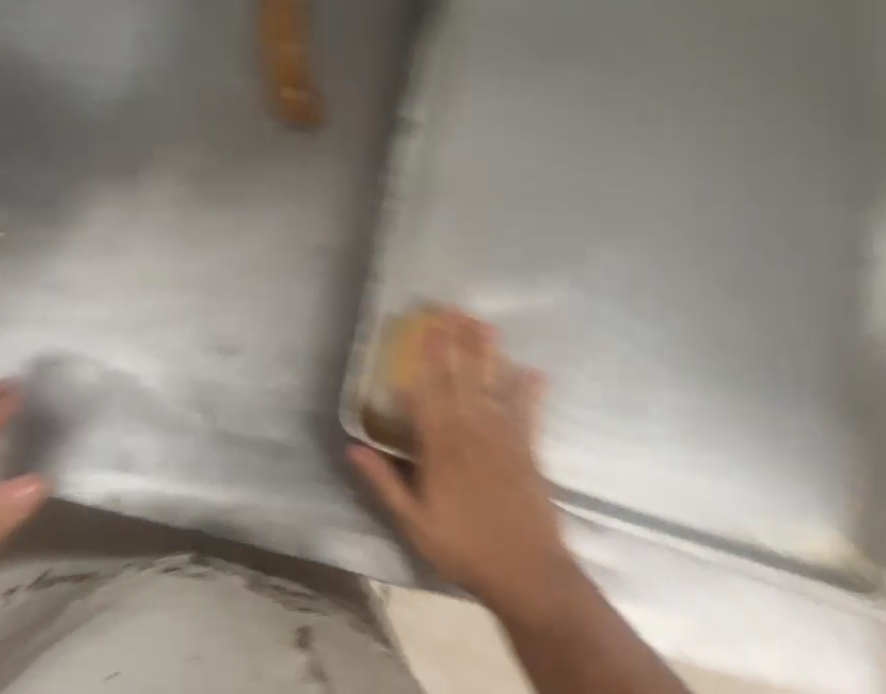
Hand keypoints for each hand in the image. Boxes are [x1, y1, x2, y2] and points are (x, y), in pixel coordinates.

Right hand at [350, 311, 578, 622]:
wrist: (528, 575)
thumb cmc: (464, 548)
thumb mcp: (414, 523)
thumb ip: (384, 482)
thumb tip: (352, 447)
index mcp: (441, 450)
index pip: (428, 394)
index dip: (425, 360)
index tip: (424, 329)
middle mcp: (472, 436)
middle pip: (460, 381)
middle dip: (455, 344)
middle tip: (454, 310)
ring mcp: (504, 442)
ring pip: (492, 389)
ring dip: (488, 356)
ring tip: (485, 324)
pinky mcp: (529, 454)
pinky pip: (528, 416)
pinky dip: (530, 393)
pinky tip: (533, 371)